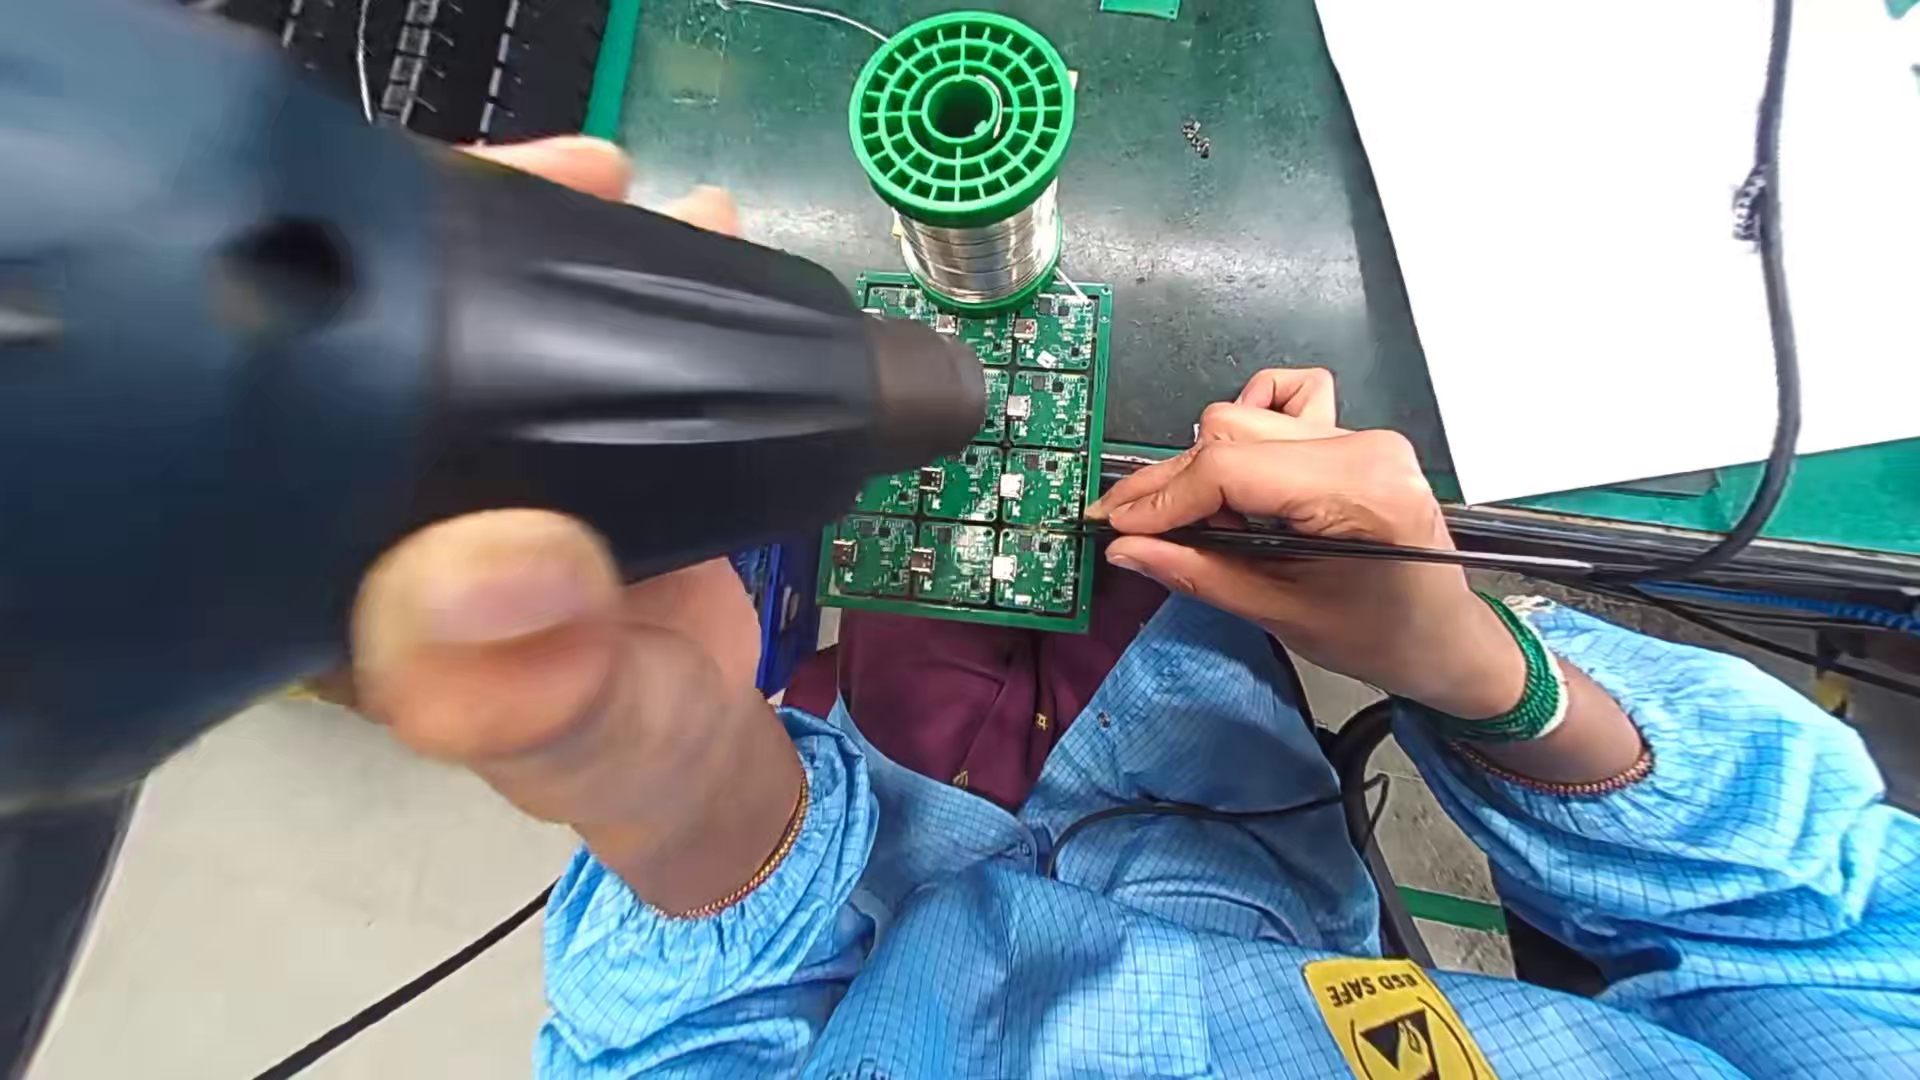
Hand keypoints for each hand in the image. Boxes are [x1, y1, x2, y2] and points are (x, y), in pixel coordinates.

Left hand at [352, 139, 800, 912]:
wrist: (708, 755)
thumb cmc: (638, 762)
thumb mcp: (587, 742)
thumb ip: (538, 686)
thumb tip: (498, 566)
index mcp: (368, 544)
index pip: (342, 377)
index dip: (408, 278)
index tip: (499, 203)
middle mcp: (439, 494)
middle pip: (459, 333)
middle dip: (529, 245)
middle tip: (611, 180)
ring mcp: (538, 479)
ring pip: (557, 348)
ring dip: (618, 271)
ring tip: (684, 211)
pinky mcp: (616, 481)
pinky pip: (631, 387)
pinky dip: (672, 333)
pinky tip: (714, 289)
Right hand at [1088, 368, 1526, 718]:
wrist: (1443, 638)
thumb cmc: (1379, 636)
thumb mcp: (1277, 614)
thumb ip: (1195, 572)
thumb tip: (1126, 548)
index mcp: (1358, 490)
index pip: (1227, 468)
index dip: (1159, 498)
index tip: (1116, 526)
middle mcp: (1360, 445)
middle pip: (1226, 434)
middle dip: (1166, 484)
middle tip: (1129, 527)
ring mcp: (1355, 433)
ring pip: (1239, 418)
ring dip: (1197, 468)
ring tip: (1197, 522)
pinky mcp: (1346, 436)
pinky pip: (1279, 402)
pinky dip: (1242, 428)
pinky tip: (1234, 473)